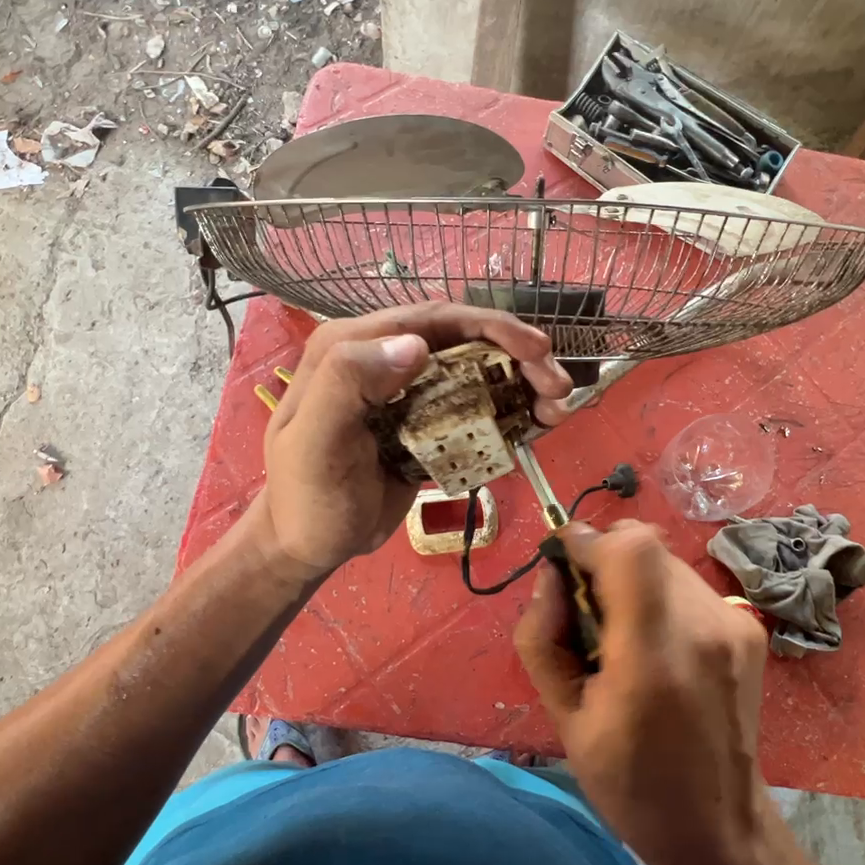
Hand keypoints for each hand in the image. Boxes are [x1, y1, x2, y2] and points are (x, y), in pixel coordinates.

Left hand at [256, 303, 574, 578]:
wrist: (307, 545)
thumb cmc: (308, 497)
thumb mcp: (315, 440)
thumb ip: (348, 383)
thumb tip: (415, 345)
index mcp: (352, 347)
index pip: (433, 318)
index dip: (491, 326)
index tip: (536, 349)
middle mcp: (382, 358)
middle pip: (464, 340)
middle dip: (518, 355)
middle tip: (557, 387)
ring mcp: (408, 392)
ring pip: (476, 371)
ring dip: (521, 383)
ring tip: (556, 409)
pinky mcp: (426, 423)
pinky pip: (474, 407)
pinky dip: (508, 412)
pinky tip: (535, 426)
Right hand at [514, 520, 771, 864]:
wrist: (719, 828)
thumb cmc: (629, 783)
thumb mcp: (564, 718)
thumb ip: (544, 637)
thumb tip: (550, 575)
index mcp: (653, 657)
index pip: (630, 548)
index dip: (588, 540)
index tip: (562, 565)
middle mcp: (704, 627)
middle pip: (645, 545)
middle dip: (603, 560)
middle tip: (586, 610)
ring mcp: (735, 624)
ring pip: (666, 561)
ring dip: (631, 579)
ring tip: (621, 636)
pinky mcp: (749, 629)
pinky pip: (688, 585)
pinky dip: (659, 597)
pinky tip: (656, 646)